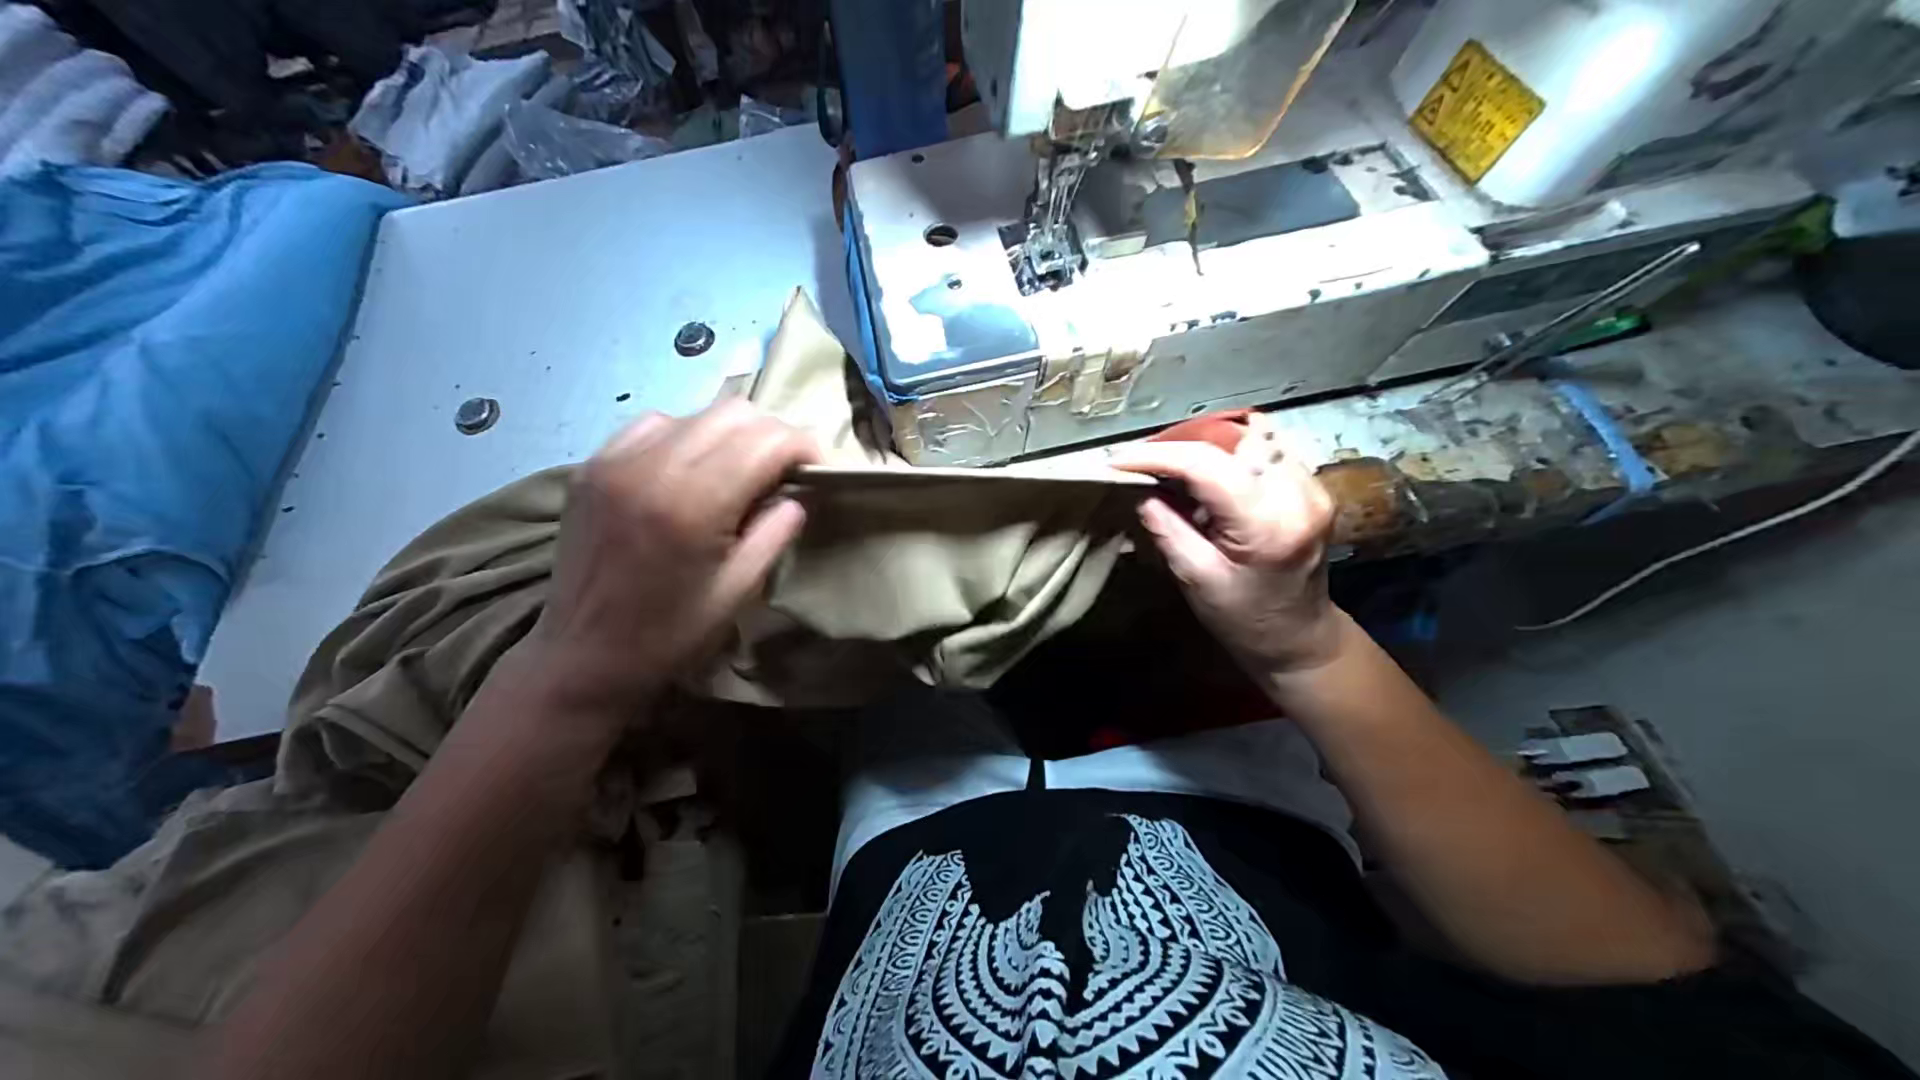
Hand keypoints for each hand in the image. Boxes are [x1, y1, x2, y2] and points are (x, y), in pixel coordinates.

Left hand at [526, 400, 819, 718]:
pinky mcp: (592, 465)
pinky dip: (685, 437)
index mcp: (694, 503)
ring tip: (736, 473)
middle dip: (772, 435)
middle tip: (783, 472)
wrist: (582, 658)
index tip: (816, 471)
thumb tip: (797, 493)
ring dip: (730, 434)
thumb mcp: (740, 590)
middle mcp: (652, 466)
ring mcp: (615, 460)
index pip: (767, 439)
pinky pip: (654, 425)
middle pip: (735, 411)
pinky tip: (688, 472)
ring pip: (696, 412)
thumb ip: (776, 531)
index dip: (804, 447)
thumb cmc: (670, 634)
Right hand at [1111, 436, 1342, 675]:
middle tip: (1142, 462)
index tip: (1118, 459)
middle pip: (1230, 441)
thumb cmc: (1243, 618)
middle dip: (1180, 446)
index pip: (1207, 466)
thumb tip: (1140, 487)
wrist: (1296, 637)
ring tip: (1173, 466)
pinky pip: (1267, 448)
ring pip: (1251, 436)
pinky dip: (1231, 452)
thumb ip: (1166, 526)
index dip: (1157, 456)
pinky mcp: (1311, 485)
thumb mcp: (1194, 576)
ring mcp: (1311, 487)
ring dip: (1207, 446)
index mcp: (1267, 525)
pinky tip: (1209, 472)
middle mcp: (1298, 495)